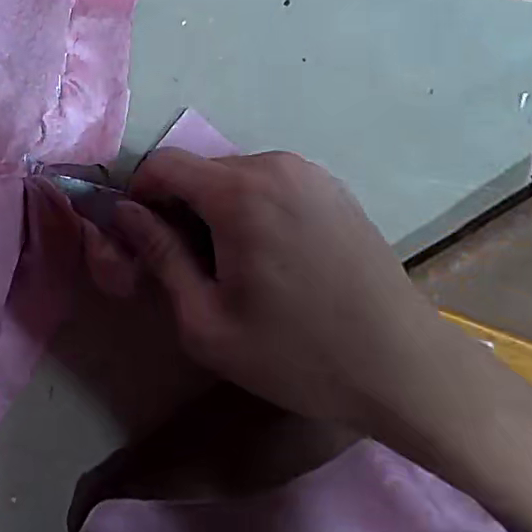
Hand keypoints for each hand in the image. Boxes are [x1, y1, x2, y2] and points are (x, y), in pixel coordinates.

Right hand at [108, 149, 459, 432]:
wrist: (407, 368)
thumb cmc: (298, 353)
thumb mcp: (207, 321)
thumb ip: (159, 256)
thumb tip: (124, 213)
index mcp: (240, 193)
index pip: (163, 163)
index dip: (140, 194)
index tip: (142, 237)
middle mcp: (274, 166)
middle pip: (198, 170)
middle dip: (178, 206)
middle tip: (186, 263)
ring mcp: (309, 173)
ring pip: (232, 175)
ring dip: (214, 208)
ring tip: (232, 266)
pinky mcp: (332, 187)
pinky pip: (268, 182)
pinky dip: (250, 207)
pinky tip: (271, 257)